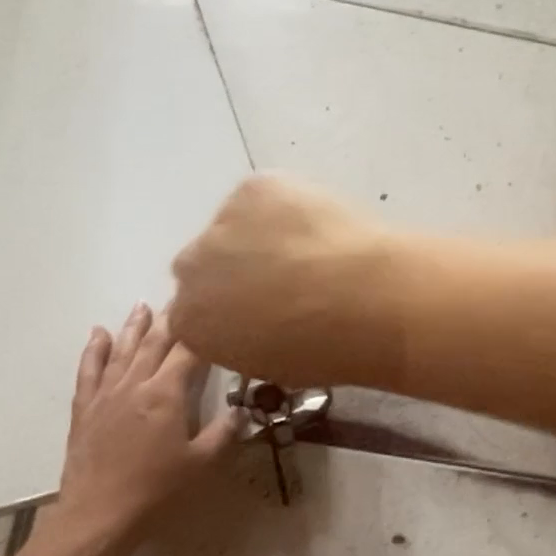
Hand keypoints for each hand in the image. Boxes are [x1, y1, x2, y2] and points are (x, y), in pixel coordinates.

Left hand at [46, 304, 241, 549]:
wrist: (99, 513)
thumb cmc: (155, 490)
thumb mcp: (200, 465)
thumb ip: (223, 434)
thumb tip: (242, 411)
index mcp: (166, 394)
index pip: (187, 352)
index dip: (200, 331)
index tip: (211, 312)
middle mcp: (135, 383)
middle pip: (154, 343)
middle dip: (170, 319)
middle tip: (180, 296)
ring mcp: (106, 393)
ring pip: (122, 349)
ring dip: (134, 325)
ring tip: (143, 305)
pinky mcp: (84, 407)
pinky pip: (89, 369)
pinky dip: (95, 348)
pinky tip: (99, 334)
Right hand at [170, 173, 395, 386]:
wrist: (365, 301)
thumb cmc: (323, 352)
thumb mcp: (270, 366)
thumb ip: (241, 341)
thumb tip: (254, 324)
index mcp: (190, 324)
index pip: (190, 314)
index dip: (223, 311)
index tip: (253, 313)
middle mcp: (190, 270)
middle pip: (200, 265)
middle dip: (229, 271)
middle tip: (278, 280)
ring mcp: (219, 223)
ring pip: (231, 226)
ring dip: (256, 235)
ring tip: (304, 250)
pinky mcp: (252, 189)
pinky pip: (261, 197)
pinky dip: (283, 207)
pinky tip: (314, 224)